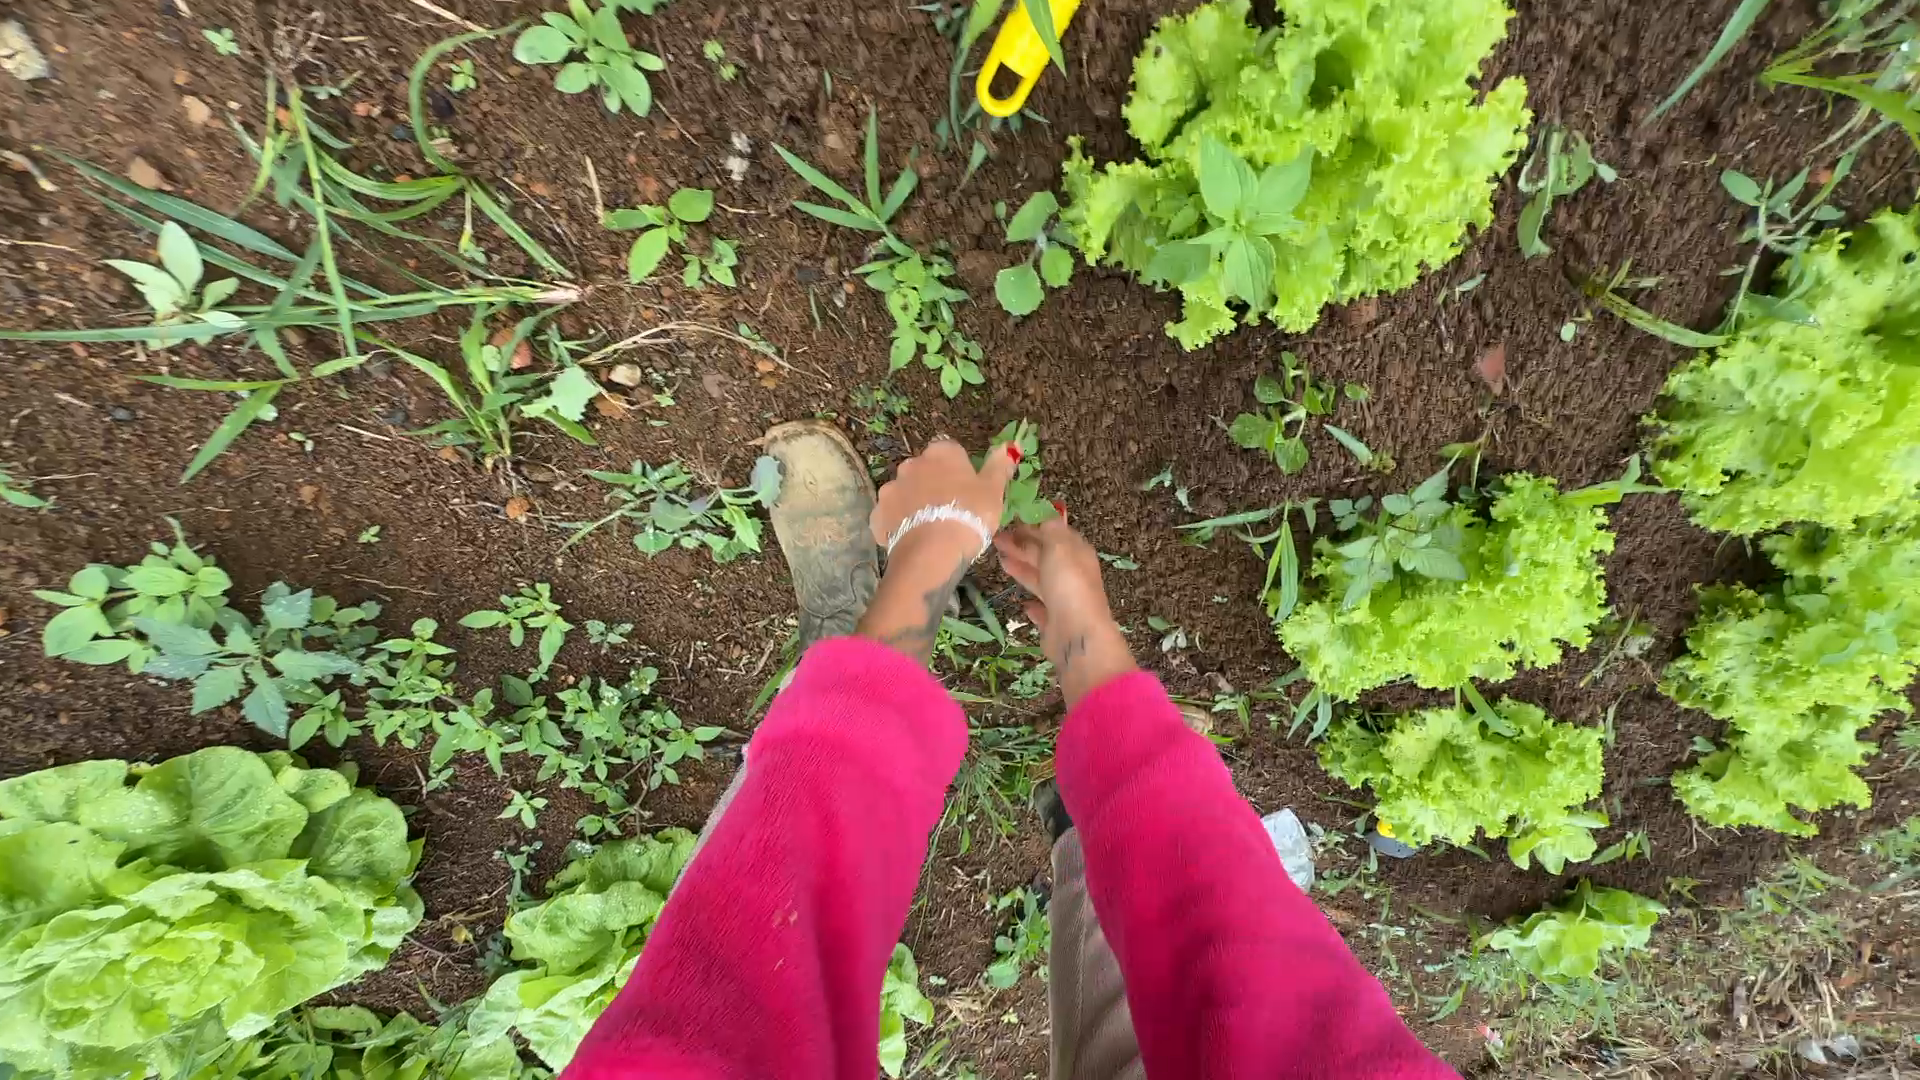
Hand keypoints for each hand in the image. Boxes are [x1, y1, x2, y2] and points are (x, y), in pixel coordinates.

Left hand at [855, 437, 1018, 662]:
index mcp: (941, 453)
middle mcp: (911, 464)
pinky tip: (914, 539)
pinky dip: (899, 524)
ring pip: (905, 493)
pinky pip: (891, 516)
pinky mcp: (877, 515)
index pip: (951, 452)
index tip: (967, 490)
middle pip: (925, 471)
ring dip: (915, 504)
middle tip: (950, 510)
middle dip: (933, 485)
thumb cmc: (969, 515)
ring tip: (931, 528)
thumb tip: (1008, 445)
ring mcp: (890, 489)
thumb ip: (998, 466)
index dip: (959, 471)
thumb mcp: (993, 491)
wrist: (933, 552)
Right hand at [994, 517, 1137, 706]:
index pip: (1054, 533)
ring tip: (1000, 560)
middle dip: (1022, 545)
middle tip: (995, 539)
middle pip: (1045, 555)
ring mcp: (1064, 599)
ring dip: (1022, 569)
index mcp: (1077, 553)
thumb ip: (1051, 529)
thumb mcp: (1059, 546)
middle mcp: (1073, 574)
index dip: (1033, 525)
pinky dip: (1031, 603)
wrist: (1076, 633)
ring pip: (1040, 579)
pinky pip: (1041, 609)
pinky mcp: (1055, 622)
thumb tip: (1048, 514)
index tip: (1010, 520)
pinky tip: (1021, 602)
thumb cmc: (1068, 584)